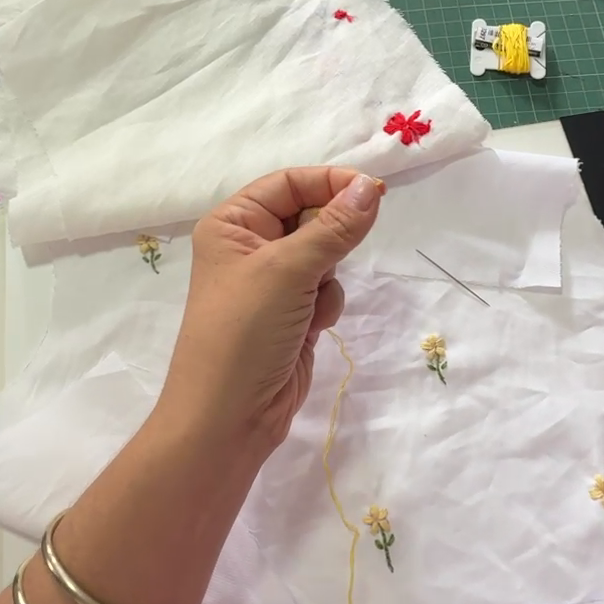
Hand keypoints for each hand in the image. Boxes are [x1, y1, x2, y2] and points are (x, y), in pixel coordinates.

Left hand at [161, 168, 382, 449]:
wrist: (228, 419)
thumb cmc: (245, 331)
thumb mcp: (288, 270)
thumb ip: (334, 227)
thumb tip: (371, 186)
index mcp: (232, 222)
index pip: (288, 183)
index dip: (330, 183)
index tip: (375, 191)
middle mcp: (248, 245)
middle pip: (309, 216)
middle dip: (327, 240)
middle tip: (331, 259)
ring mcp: (270, 281)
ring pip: (324, 255)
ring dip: (326, 278)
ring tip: (306, 305)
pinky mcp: (290, 313)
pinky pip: (324, 289)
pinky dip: (325, 305)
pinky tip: (309, 330)